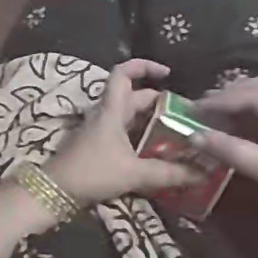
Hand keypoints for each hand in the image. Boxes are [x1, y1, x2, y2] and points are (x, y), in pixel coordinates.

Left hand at [46, 59, 202, 204]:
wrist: (55, 191)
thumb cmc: (92, 172)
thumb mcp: (134, 173)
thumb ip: (168, 173)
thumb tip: (203, 173)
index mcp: (112, 110)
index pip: (123, 73)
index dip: (144, 66)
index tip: (167, 74)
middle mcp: (106, 115)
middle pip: (134, 97)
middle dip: (159, 103)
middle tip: (184, 116)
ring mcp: (100, 130)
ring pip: (130, 117)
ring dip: (151, 123)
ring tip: (177, 135)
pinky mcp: (98, 147)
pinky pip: (124, 134)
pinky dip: (141, 138)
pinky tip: (157, 153)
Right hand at [193, 77, 257, 239]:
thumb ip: (232, 151)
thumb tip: (195, 137)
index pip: (257, 95)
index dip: (223, 100)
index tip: (196, 107)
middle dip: (231, 94)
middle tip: (202, 106)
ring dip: (241, 100)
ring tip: (214, 111)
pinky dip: (251, 111)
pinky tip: (234, 121)